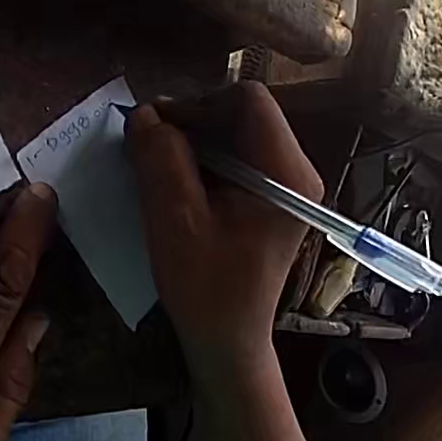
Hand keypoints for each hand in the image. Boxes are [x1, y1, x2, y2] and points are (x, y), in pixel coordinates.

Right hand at [127, 82, 320, 369]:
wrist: (229, 339)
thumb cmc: (206, 288)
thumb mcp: (174, 220)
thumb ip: (160, 159)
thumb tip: (144, 114)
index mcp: (286, 174)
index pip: (249, 101)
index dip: (198, 103)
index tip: (157, 124)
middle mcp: (297, 170)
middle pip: (245, 113)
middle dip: (194, 120)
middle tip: (149, 140)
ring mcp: (287, 183)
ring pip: (238, 131)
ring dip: (195, 138)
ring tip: (156, 158)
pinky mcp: (272, 195)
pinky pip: (238, 155)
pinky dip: (204, 157)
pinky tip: (176, 175)